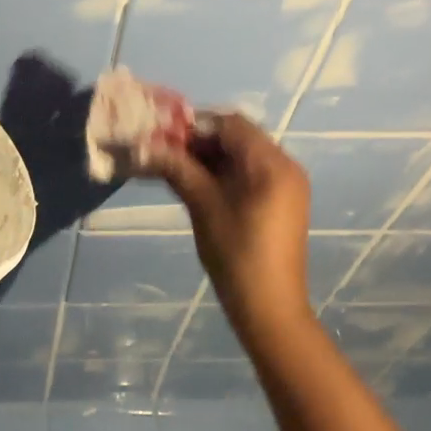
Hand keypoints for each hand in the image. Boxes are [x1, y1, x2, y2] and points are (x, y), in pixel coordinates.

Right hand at [147, 113, 313, 325]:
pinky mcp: (281, 201)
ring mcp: (286, 184)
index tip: (162, 139)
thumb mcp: (203, 207)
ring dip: (209, 157)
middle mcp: (285, 166)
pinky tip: (197, 186)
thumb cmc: (236, 254)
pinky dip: (223, 173)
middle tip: (163, 155)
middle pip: (238, 136)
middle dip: (199, 141)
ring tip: (174, 171)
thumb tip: (144, 146)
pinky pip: (250, 173)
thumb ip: (177, 169)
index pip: (230, 124)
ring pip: (242, 155)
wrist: (268, 306)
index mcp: (272, 164)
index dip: (194, 126)